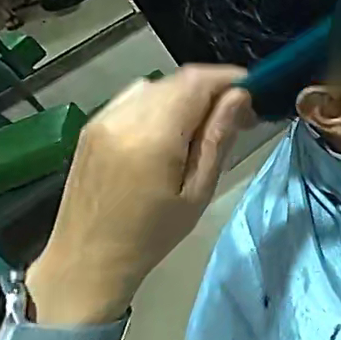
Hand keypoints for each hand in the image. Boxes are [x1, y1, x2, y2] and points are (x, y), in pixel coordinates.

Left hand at [26, 65, 252, 324]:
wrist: (86, 260)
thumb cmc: (151, 235)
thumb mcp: (198, 191)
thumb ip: (219, 138)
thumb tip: (240, 96)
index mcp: (153, 135)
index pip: (198, 81)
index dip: (230, 78)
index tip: (254, 93)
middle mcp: (124, 116)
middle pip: (179, 79)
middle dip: (213, 88)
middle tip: (238, 115)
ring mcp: (103, 117)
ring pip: (158, 85)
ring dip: (188, 94)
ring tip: (205, 124)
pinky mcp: (92, 125)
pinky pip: (136, 97)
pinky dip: (162, 102)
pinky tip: (171, 129)